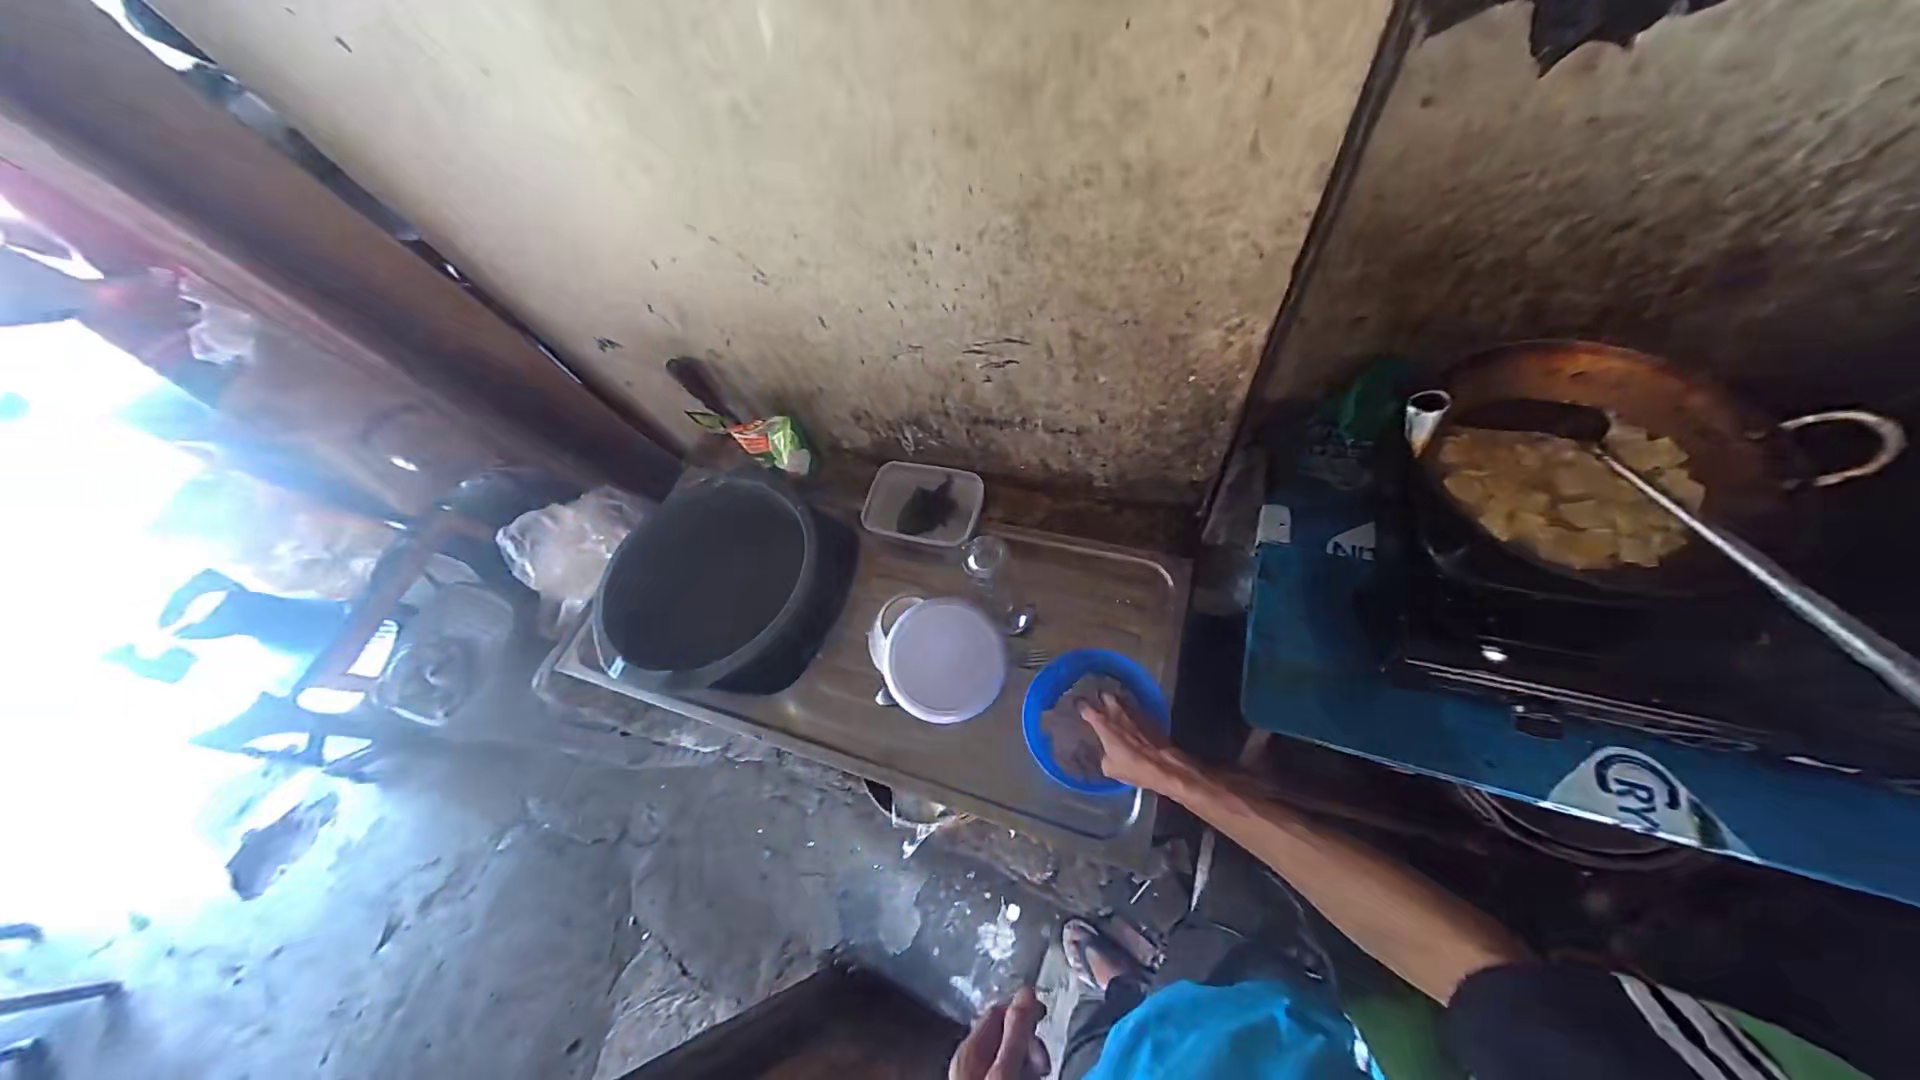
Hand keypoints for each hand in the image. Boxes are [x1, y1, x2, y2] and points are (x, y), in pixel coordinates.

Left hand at [949, 986, 1049, 1079]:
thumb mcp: (1005, 1070)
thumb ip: (1015, 1031)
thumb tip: (1027, 990)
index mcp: (969, 1047)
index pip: (998, 1009)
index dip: (1023, 1010)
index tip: (1045, 1020)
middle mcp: (967, 1057)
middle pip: (1003, 1031)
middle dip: (1028, 1040)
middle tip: (1043, 1062)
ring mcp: (971, 1076)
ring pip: (1006, 1053)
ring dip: (1026, 1058)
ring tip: (1038, 1073)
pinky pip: (1002, 1069)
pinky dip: (1018, 1071)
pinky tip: (1027, 1078)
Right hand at [1078, 691, 1184, 794]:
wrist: (1164, 766)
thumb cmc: (1133, 767)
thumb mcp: (1109, 768)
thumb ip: (1104, 755)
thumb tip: (1107, 753)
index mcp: (1104, 725)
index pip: (1086, 708)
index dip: (1080, 705)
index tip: (1076, 703)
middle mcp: (1117, 714)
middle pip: (1106, 696)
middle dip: (1101, 697)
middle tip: (1097, 701)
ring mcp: (1134, 714)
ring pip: (1122, 701)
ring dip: (1116, 702)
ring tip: (1112, 706)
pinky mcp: (1148, 719)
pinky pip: (1135, 710)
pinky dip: (1130, 712)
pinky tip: (1130, 718)